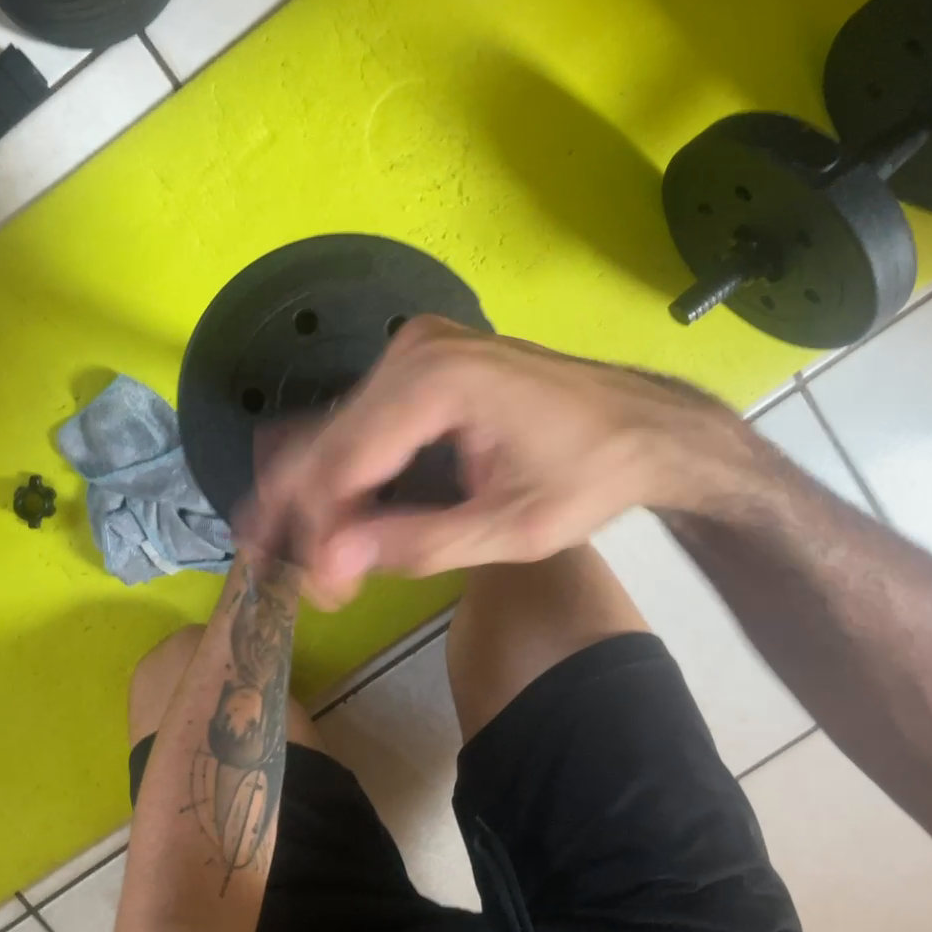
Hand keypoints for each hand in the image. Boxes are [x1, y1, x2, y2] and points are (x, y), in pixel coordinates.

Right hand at [240, 316, 762, 607]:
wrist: (645, 424)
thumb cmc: (592, 476)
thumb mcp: (514, 529)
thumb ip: (419, 545)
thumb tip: (329, 561)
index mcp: (441, 381)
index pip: (346, 458)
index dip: (318, 525)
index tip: (315, 584)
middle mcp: (415, 350)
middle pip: (330, 439)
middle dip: (305, 511)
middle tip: (287, 569)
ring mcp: (416, 347)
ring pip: (338, 428)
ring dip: (317, 491)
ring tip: (300, 549)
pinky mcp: (420, 358)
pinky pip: (362, 416)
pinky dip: (346, 465)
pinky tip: (331, 507)